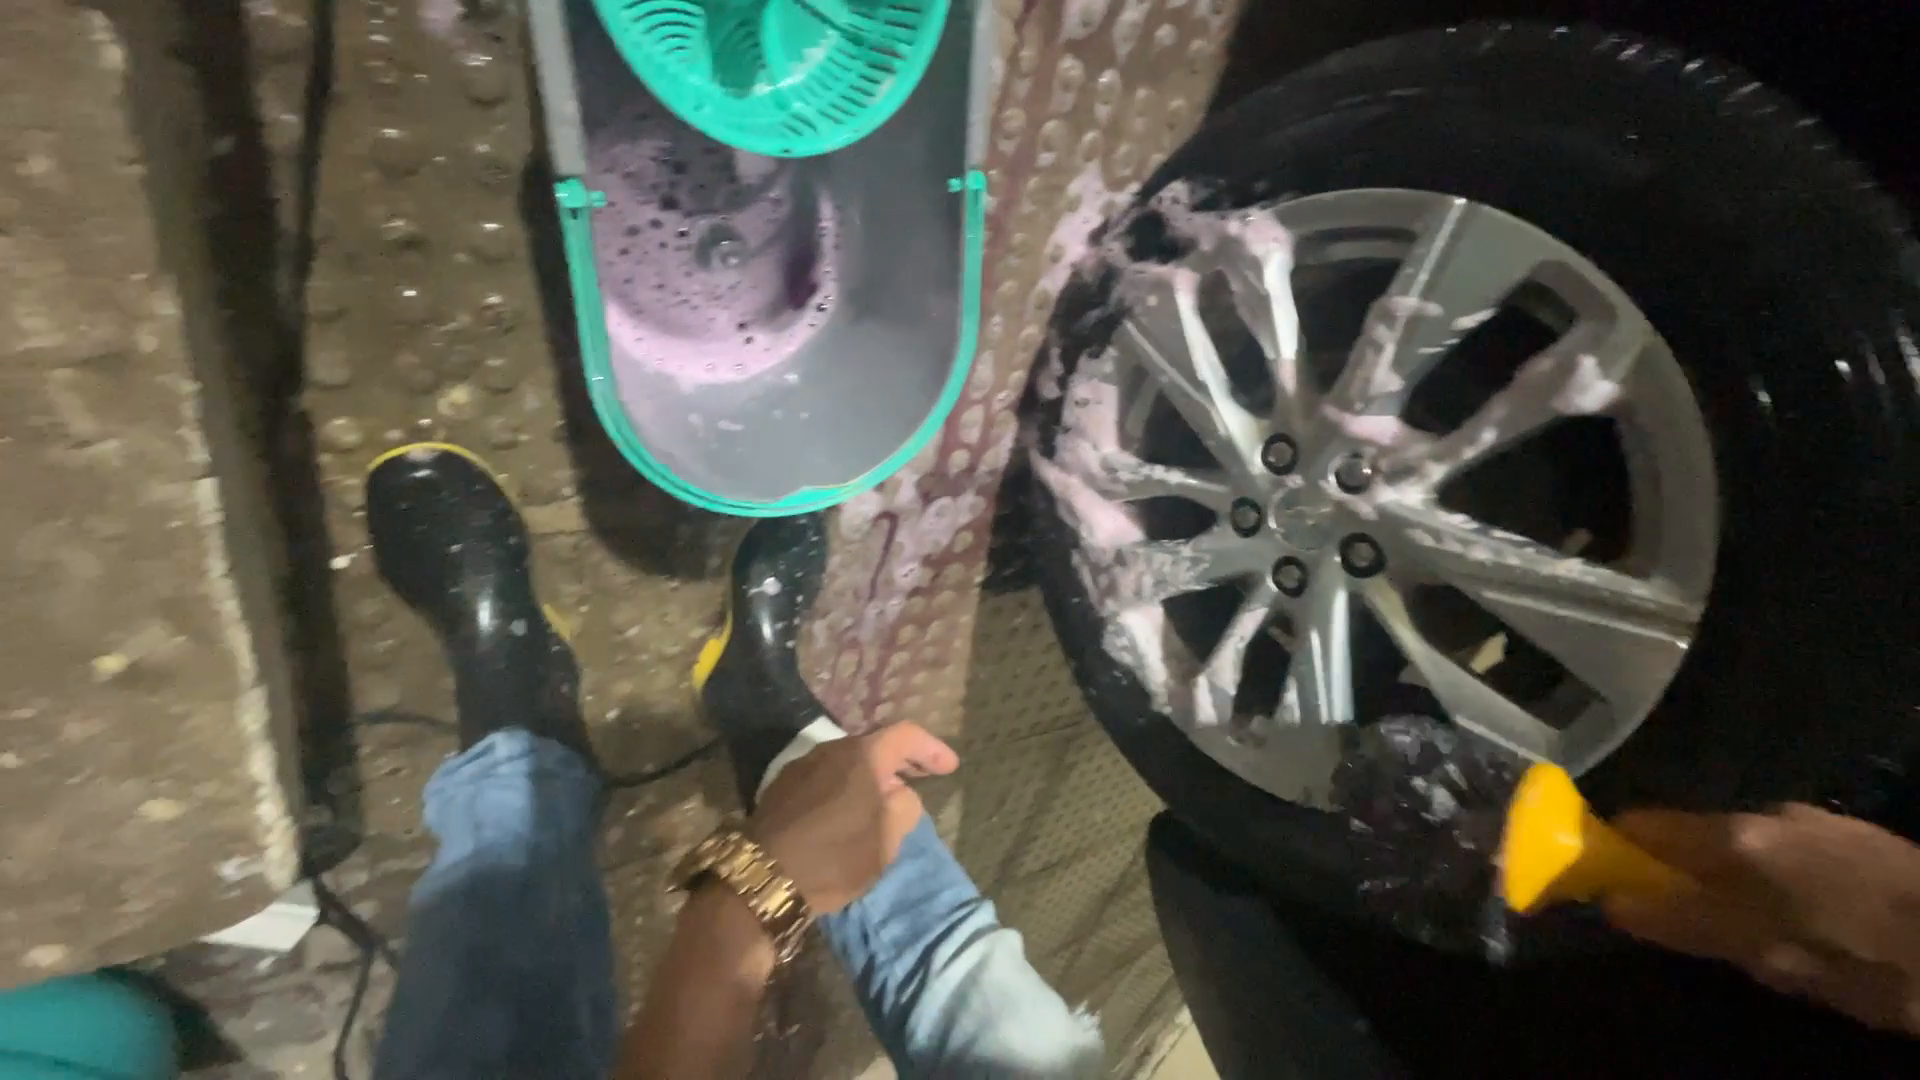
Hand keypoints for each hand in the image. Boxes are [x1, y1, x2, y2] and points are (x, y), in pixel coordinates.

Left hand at [747, 722, 957, 913]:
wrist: (763, 878)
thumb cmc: (835, 856)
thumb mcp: (887, 840)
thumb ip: (905, 808)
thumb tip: (901, 794)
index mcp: (863, 754)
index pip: (906, 735)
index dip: (932, 748)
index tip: (949, 768)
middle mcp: (831, 749)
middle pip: (875, 745)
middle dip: (902, 761)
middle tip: (923, 777)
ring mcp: (802, 766)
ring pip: (848, 762)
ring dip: (871, 776)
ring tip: (886, 798)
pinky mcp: (781, 788)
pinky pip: (825, 777)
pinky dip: (845, 787)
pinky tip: (849, 811)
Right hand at [1603, 804, 1919, 1032]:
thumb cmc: (1877, 960)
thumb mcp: (1777, 960)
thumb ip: (1687, 925)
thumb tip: (1611, 903)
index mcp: (1729, 838)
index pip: (1637, 824)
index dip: (1616, 851)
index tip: (1610, 883)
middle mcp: (1761, 812)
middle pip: (1691, 834)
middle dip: (1680, 869)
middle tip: (1693, 917)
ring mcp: (1816, 819)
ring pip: (1745, 844)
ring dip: (1737, 874)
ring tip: (1763, 922)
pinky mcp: (1862, 836)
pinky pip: (1791, 850)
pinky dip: (1783, 876)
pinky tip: (1818, 912)